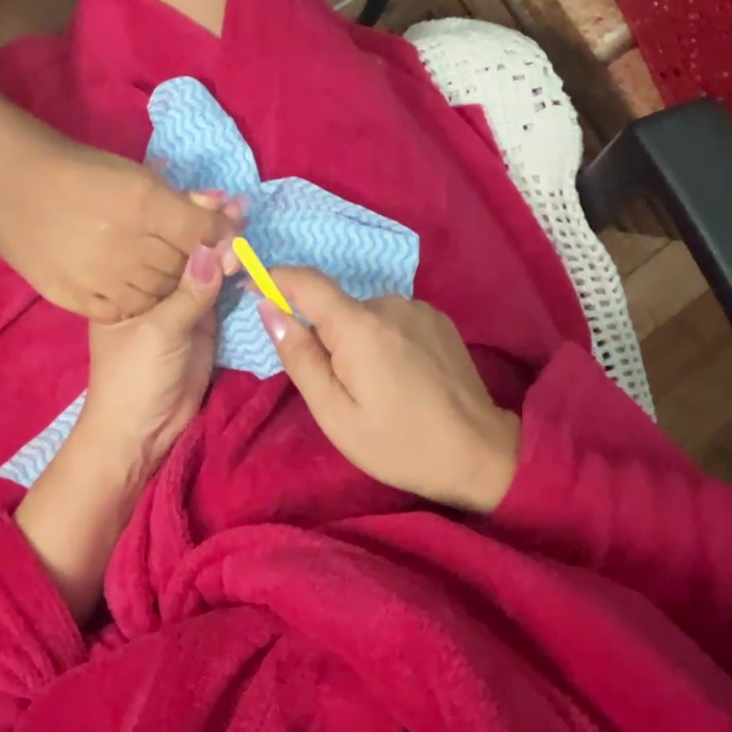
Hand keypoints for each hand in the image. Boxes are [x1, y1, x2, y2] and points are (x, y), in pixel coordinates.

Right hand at [0, 23, 234, 323]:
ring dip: (172, 285)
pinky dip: (137, 302)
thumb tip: (222, 206)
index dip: (225, 235)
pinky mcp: (74, 297)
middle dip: (201, 259)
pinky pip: (123, 309)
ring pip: (159, 294)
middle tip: (200, 251)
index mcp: (145, 204)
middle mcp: (128, 243)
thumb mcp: (134, 175)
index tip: (231, 233)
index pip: (205, 231)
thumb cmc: (73, 165)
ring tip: (165, 269)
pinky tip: (134, 286)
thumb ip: (178, 196)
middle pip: (187, 266)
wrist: (3, 177)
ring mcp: (99, 275)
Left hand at [78, 215, 236, 468]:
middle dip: (208, 224)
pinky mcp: (203, 319)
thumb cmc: (133, 377)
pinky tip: (247, 249)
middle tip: (236, 202)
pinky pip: (220, 288)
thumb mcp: (159, 332)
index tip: (209, 197)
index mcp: (127, 281)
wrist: (143, 429)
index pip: (156, 239)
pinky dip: (234, 269)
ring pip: (205, 264)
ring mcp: (179, 301)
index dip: (182, 216)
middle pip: (184, 246)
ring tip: (245, 213)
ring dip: (225, 242)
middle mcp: (152, 284)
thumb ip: (188, 293)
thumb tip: (214, 249)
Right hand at [258, 268, 519, 513]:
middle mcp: (389, 303)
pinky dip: (383, 341)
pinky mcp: (438, 319)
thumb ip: (299, 356)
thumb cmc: (398, 443)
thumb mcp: (334, 412)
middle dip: (324, 336)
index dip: (274, 279)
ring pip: (364, 316)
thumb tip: (269, 308)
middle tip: (338, 388)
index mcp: (359, 326)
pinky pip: (391, 321)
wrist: (479, 453)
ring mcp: (418, 308)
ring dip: (356, 341)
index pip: (305, 281)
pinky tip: (401, 378)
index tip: (253, 289)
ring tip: (375, 388)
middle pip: (336, 307)